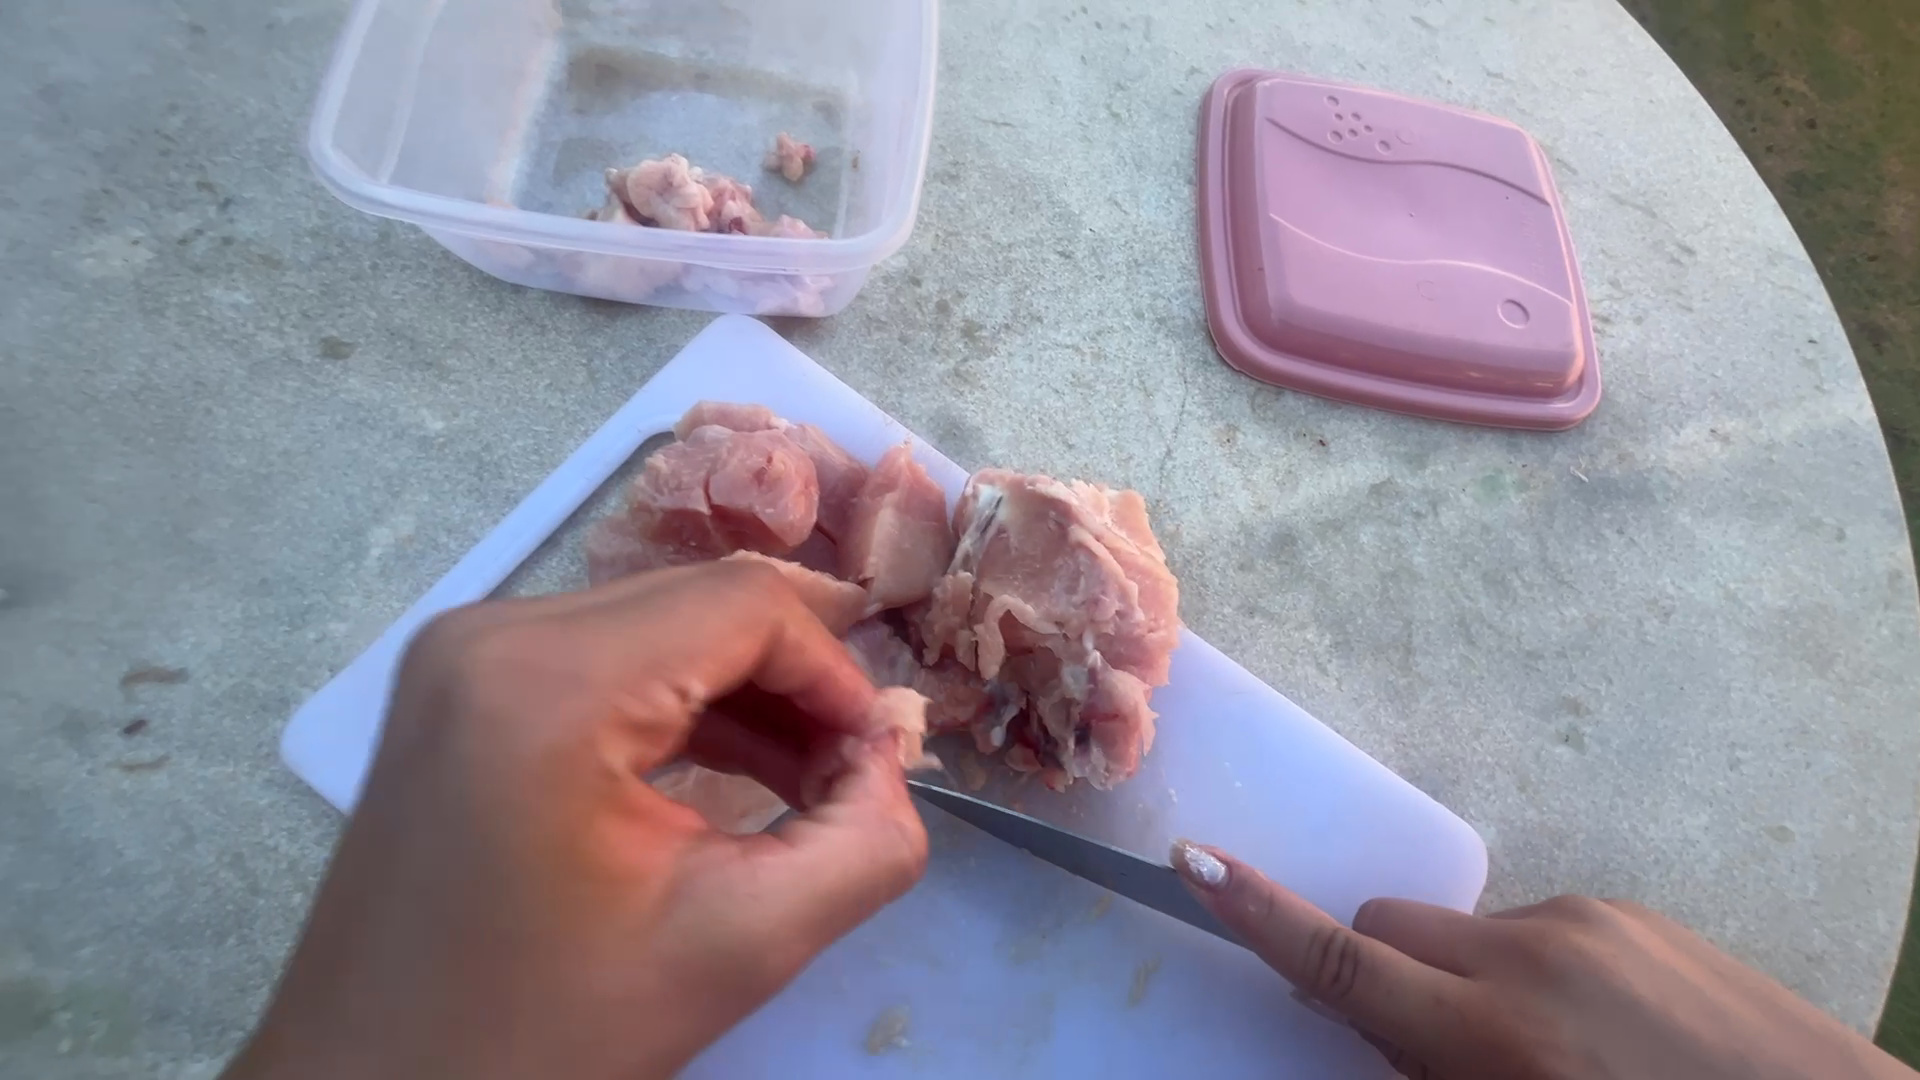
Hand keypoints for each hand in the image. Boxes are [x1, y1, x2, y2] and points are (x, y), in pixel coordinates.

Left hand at [226, 562, 928, 1079]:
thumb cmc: (544, 1041)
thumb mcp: (744, 948)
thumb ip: (867, 844)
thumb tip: (892, 757)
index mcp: (548, 681)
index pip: (745, 605)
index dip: (833, 668)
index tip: (872, 752)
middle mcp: (500, 630)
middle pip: (710, 603)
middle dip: (803, 678)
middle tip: (850, 762)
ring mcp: (478, 647)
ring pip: (675, 621)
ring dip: (759, 689)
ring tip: (812, 771)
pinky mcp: (479, 676)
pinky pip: (627, 652)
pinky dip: (702, 699)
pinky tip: (749, 763)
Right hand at [1170, 842, 1913, 1079]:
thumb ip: (1428, 1077)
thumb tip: (1377, 1032)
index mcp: (1505, 1041)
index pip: (1341, 958)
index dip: (1255, 911)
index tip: (1192, 861)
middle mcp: (1533, 956)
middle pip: (1386, 921)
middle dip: (1381, 968)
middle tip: (1435, 1043)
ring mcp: (1592, 920)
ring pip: (1462, 928)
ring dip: (1466, 977)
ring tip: (1560, 1055)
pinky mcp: (1640, 910)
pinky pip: (1537, 927)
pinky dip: (1534, 970)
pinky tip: (1616, 1033)